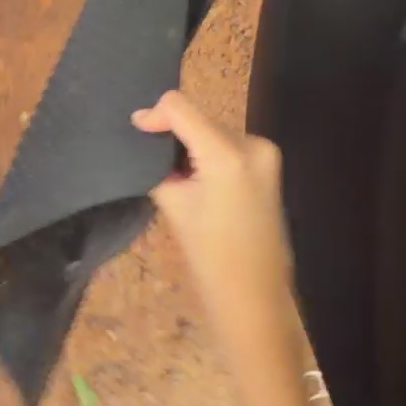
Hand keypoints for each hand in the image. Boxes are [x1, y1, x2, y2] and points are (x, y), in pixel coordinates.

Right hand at [134, 91, 315, 405]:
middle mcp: (252, 144)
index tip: (136, 131)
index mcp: (227, 153)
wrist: (254, 299)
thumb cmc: (209, 256)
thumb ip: (157, 162)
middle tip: (153, 160)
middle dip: (172, 132)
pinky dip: (207, 153)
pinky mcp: (269, 166)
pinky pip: (226, 144)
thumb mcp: (174, 202)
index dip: (153, 115)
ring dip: (189, 143)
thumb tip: (144, 131)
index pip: (180, 106)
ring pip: (211, 130)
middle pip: (198, 117)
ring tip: (175, 174)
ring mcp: (265, 155)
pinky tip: (197, 180)